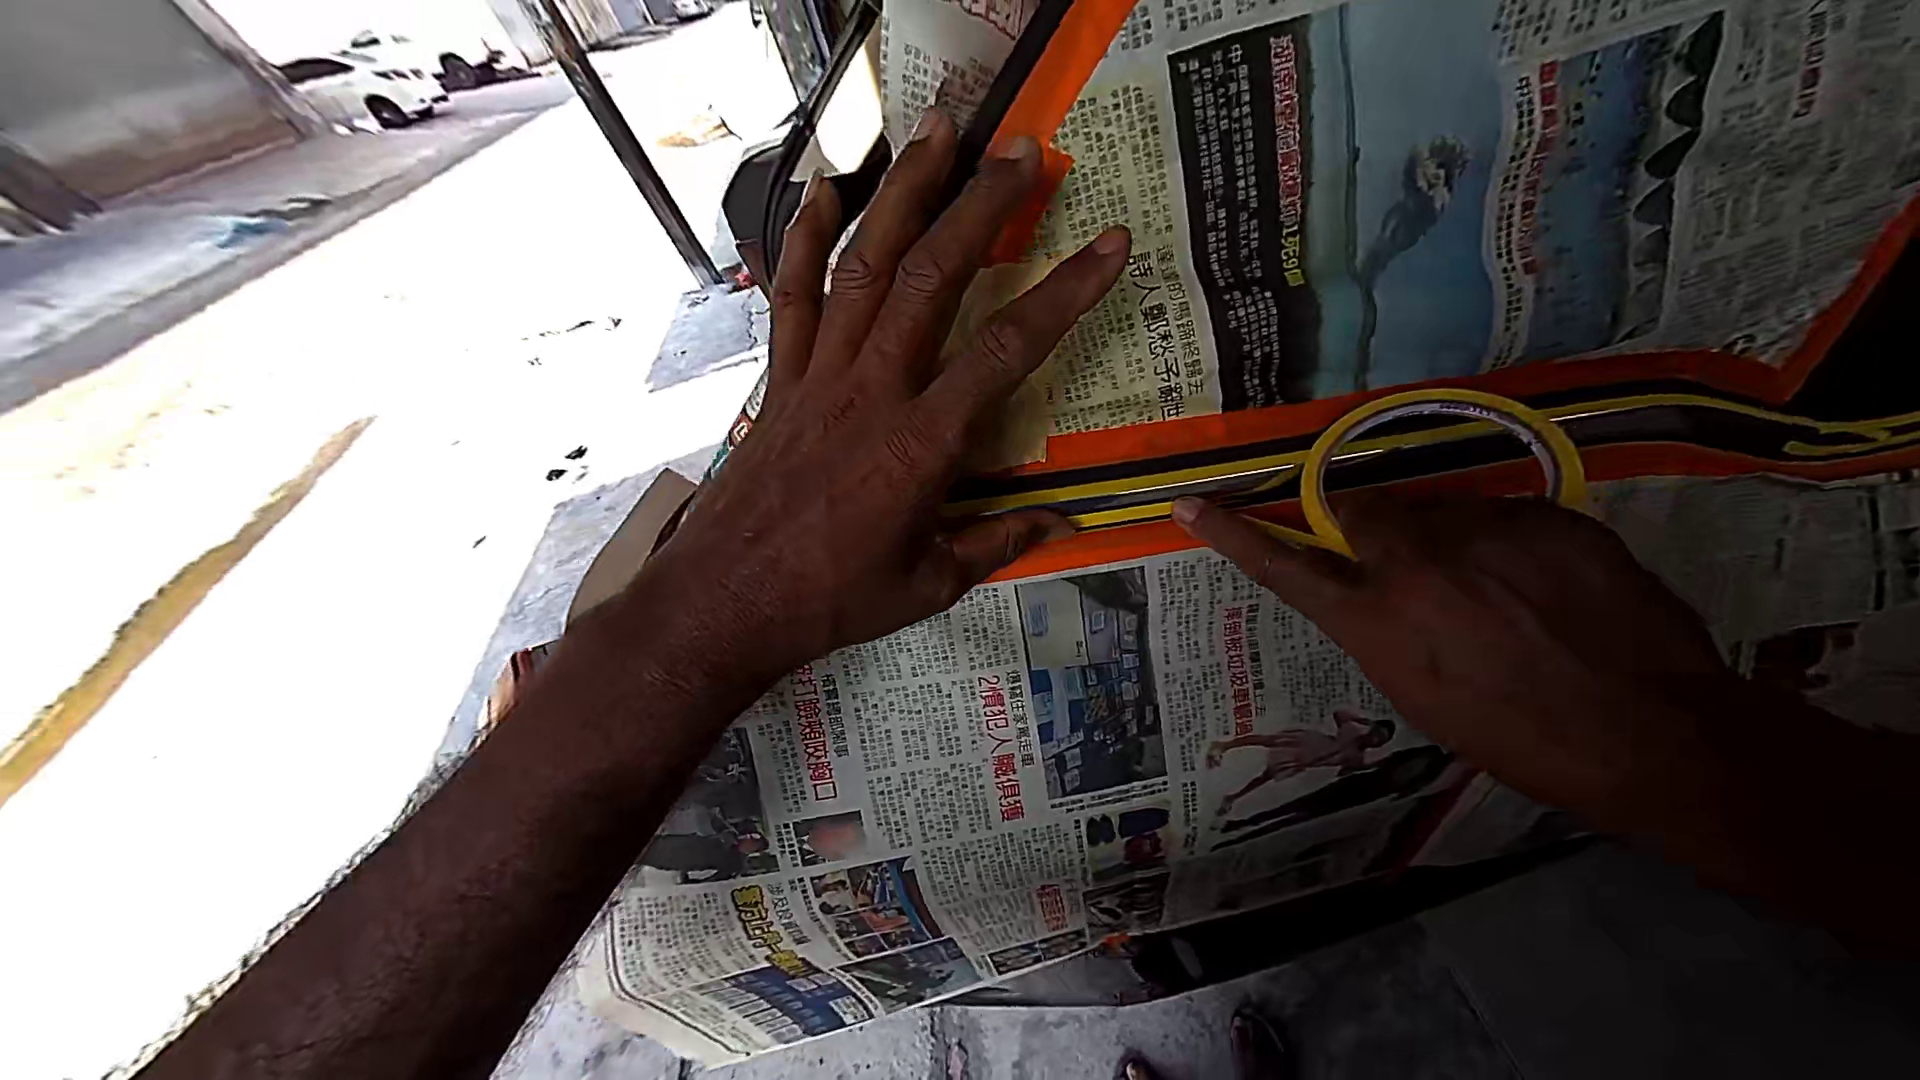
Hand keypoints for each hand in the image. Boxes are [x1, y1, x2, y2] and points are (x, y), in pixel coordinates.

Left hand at [635, 111, 1129, 679]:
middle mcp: (872, 391)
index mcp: (921, 446)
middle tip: (1022, 152)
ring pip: (864, 267)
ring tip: (938, 133)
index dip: (1066, 293)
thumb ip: (998, 543)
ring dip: (903, 195)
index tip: (1107, 246)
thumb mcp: (929, 585)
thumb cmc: (832, 600)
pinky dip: (805, 239)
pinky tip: (826, 189)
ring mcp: (819, 377)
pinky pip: (792, 297)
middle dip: (982, 206)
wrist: (728, 600)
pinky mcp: (781, 380)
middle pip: (933, 277)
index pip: (1007, 351)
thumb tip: (1061, 521)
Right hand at [1171, 493, 1744, 814]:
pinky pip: (1497, 513)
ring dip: (1442, 537)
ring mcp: (1481, 532)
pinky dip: (1501, 540)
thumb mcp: (1411, 688)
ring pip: (1433, 508)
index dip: (1231, 534)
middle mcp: (1412, 563)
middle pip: (1359, 508)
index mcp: (1371, 617)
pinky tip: (1538, 582)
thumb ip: (1373, 621)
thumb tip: (1365, 584)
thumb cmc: (1512, 734)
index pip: (1280, 565)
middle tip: (1406, 561)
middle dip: (1368, 525)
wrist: (1656, 735)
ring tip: (1493, 586)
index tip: (1189, 506)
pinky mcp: (1543, 517)